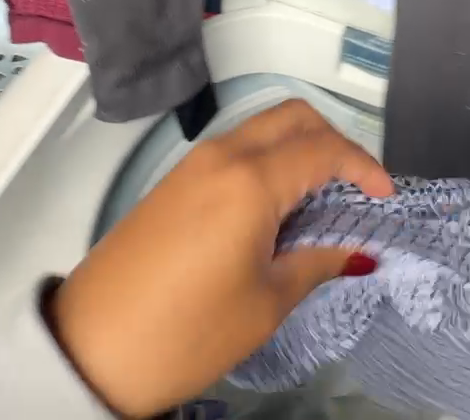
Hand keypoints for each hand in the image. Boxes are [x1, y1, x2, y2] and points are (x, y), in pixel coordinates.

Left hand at [48, 100, 394, 417]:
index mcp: (252, 181)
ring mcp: (196, 162)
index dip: (364, 167)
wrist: (85, 352)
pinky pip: (239, 146)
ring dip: (301, 145)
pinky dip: (271, 157)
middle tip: (354, 184)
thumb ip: (317, 263)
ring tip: (320, 196)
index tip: (384, 197)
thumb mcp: (264, 304)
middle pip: (295, 116)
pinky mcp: (177, 179)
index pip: (325, 150)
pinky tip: (278, 202)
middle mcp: (226, 155)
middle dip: (335, 139)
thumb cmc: (184, 333)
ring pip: (265, 126)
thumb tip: (358, 252)